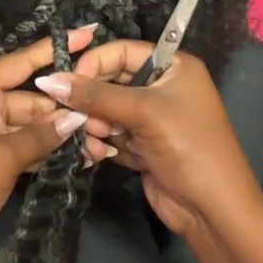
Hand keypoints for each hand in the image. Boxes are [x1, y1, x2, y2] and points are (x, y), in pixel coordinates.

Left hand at [0, 27, 110, 261]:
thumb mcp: (3, 158)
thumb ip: (41, 135)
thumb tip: (77, 116)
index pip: (22, 61)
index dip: (56, 48)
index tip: (89, 32)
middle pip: (31, 95)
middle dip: (66, 107)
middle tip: (106, 113)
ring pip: (30, 123)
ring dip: (60, 133)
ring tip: (100, 141)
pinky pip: (22, 143)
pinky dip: (46, 149)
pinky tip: (78, 157)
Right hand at [34, 42, 261, 236]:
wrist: (214, 211)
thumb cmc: (188, 147)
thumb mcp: (143, 113)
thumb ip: (96, 95)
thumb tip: (48, 79)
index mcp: (174, 67)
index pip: (123, 51)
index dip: (95, 63)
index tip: (68, 82)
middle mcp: (163, 87)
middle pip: (112, 81)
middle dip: (94, 101)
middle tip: (78, 117)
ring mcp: (153, 118)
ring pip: (107, 110)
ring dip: (96, 125)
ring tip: (96, 141)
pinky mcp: (143, 145)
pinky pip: (111, 134)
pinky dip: (103, 143)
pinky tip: (100, 155)